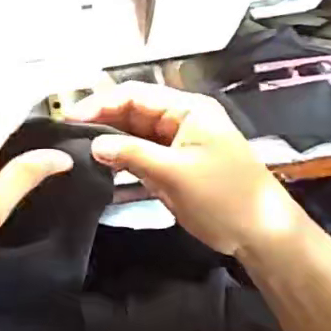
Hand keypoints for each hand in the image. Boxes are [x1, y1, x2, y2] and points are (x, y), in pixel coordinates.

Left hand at [0, 68, 74, 295]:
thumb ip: (29, 172)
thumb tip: (62, 157)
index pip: (22, 88)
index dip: (56, 76)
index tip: (83, 73)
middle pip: (3, 72)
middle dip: (39, 66)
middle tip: (71, 70)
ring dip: (15, 68)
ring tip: (47, 73)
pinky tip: (6, 85)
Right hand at [66, 82, 303, 255]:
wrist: (262, 235)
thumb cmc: (225, 197)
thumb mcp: (175, 173)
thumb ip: (132, 154)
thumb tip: (95, 145)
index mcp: (188, 109)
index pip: (134, 94)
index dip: (99, 103)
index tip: (69, 119)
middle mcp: (180, 119)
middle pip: (131, 111)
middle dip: (100, 120)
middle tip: (67, 134)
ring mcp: (175, 142)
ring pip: (132, 133)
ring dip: (108, 140)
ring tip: (76, 148)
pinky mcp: (172, 164)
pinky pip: (138, 154)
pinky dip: (119, 158)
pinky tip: (98, 165)